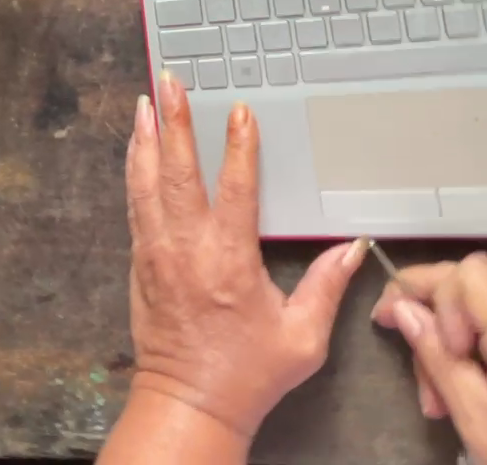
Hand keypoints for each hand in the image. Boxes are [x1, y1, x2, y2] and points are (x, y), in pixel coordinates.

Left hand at [124, 72, 367, 436]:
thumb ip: (326, 286)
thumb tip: (352, 247)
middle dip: (174, 122)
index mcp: (230, 260)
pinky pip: (134, 202)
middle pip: (177, 171)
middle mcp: (187, 246)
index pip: (235, 188)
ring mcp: (156, 249)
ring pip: (146, 181)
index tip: (239, 111)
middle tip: (169, 84)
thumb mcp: (302, 338)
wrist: (188, 403)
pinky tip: (134, 149)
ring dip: (145, 138)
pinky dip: (133, 169)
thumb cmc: (248, 372)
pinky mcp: (139, 257)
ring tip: (144, 102)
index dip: (239, 146)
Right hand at [372, 253, 486, 464]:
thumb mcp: (480, 423)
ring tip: (440, 404)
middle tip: (418, 378)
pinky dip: (484, 362)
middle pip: (475, 293)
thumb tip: (403, 308)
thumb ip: (438, 359)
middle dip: (436, 323)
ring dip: (456, 349)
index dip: (431, 289)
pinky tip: (473, 402)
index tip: (407, 327)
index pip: (470, 273)